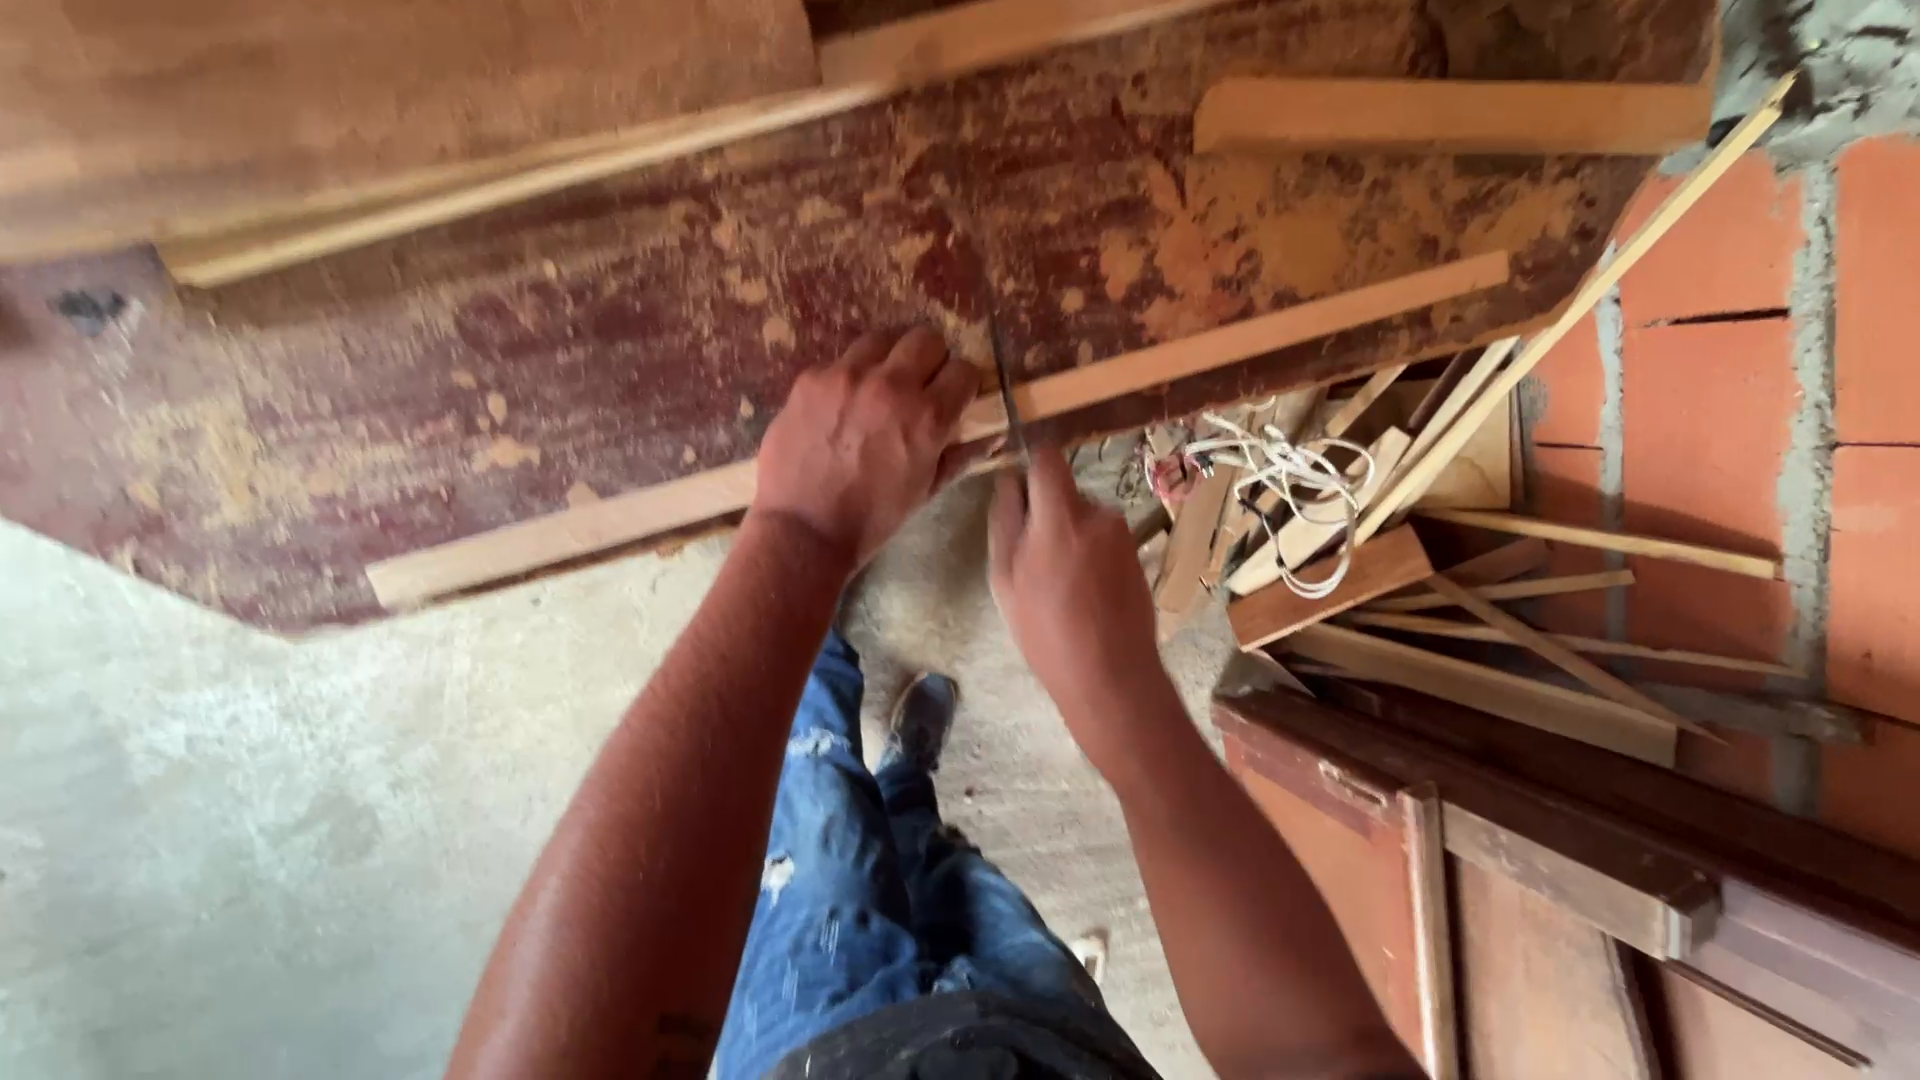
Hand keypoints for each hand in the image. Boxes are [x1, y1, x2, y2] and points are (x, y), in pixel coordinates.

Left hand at [751, 326, 979, 567]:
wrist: (804, 529)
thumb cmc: (874, 518)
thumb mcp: (926, 490)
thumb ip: (961, 455)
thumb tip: (992, 436)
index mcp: (927, 416)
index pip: (965, 370)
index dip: (962, 384)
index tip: (954, 397)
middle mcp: (890, 385)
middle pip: (926, 339)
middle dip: (930, 360)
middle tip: (919, 385)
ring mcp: (846, 376)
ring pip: (881, 340)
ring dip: (888, 359)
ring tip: (879, 387)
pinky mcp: (810, 379)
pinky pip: (840, 362)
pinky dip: (848, 379)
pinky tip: (840, 408)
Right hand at [988, 445, 1181, 774]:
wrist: (1111, 674)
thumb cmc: (1046, 632)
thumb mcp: (1004, 579)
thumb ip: (1005, 521)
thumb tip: (1008, 481)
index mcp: (1061, 516)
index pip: (1048, 458)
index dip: (1032, 466)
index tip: (1021, 491)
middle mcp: (1099, 515)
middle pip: (1066, 493)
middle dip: (1049, 514)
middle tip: (1036, 561)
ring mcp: (1123, 536)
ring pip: (1086, 519)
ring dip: (1072, 538)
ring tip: (1062, 586)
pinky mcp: (1138, 556)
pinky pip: (1105, 541)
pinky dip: (1092, 557)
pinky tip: (1086, 595)